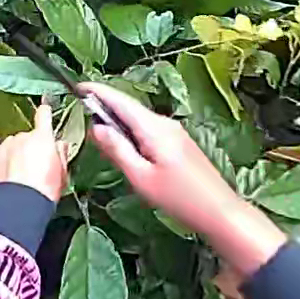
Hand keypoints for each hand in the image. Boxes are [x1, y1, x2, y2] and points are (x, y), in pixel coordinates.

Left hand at [0, 102, 69, 201]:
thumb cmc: (46, 190)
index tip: (45, 110)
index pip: (44, 115)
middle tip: (34, 166)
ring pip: (10, 142)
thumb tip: (60, 143)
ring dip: (14, 150)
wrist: (22, 204)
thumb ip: (61, 154)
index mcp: (42, 138)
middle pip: (27, 136)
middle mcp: (22, 136)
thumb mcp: (62, 172)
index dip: (45, 112)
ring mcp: (5, 145)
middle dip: (31, 147)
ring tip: (17, 170)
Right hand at [79, 83, 284, 280]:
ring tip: (95, 124)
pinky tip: (121, 140)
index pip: (121, 101)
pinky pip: (147, 127)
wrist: (221, 212)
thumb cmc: (179, 198)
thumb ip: (117, 150)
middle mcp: (165, 124)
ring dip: (117, 118)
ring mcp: (174, 132)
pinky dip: (129, 128)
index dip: (98, 91)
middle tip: (80, 106)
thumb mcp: (140, 177)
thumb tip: (96, 127)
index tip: (78, 86)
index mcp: (154, 129)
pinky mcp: (178, 142)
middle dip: (105, 104)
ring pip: (138, 117)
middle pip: (129, 107)